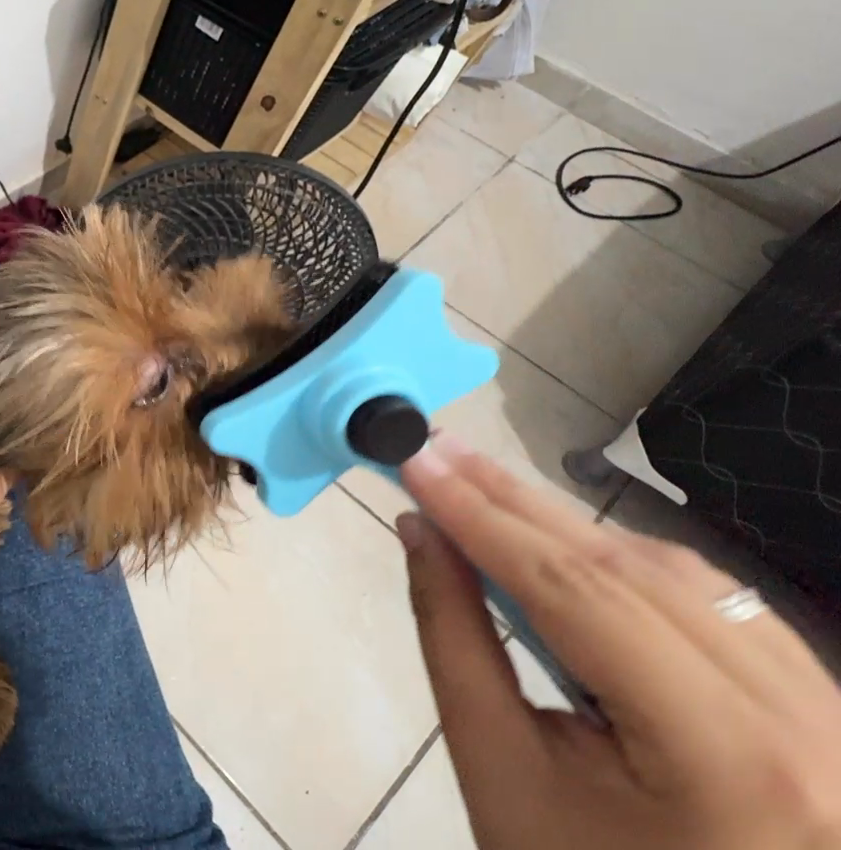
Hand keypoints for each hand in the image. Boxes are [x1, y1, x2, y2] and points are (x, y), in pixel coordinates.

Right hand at [397, 434, 840, 849]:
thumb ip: (453, 634)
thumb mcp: (494, 761)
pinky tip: (564, 543)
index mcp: (727, 753)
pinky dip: (625, 564)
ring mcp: (833, 715)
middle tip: (437, 451)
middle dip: (517, 503)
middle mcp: (808, 721)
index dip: (482, 517)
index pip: (577, 592)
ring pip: (679, 577)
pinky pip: (713, 606)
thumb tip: (419, 529)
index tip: (414, 462)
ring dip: (568, 527)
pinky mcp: (823, 711)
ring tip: (481, 489)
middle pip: (633, 571)